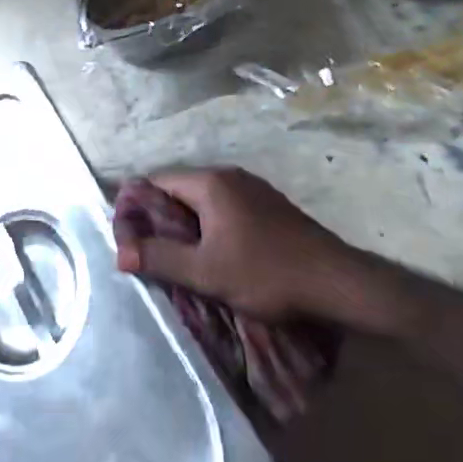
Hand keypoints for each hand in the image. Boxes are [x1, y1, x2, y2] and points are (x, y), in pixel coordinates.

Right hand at [115, 168, 428, 335]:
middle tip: (154, 253)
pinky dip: (212, 227)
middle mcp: (228, 175)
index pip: (154, 183)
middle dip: (161, 219)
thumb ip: (160, 258)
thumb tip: (119, 254)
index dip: (136, 210)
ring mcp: (253, 189)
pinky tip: (218, 254)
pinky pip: (225, 208)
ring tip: (183, 258)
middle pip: (178, 190)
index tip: (131, 240)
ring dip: (188, 225)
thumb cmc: (269, 274)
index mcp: (209, 182)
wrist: (343, 286)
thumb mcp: (207, 272)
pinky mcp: (271, 207)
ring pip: (203, 201)